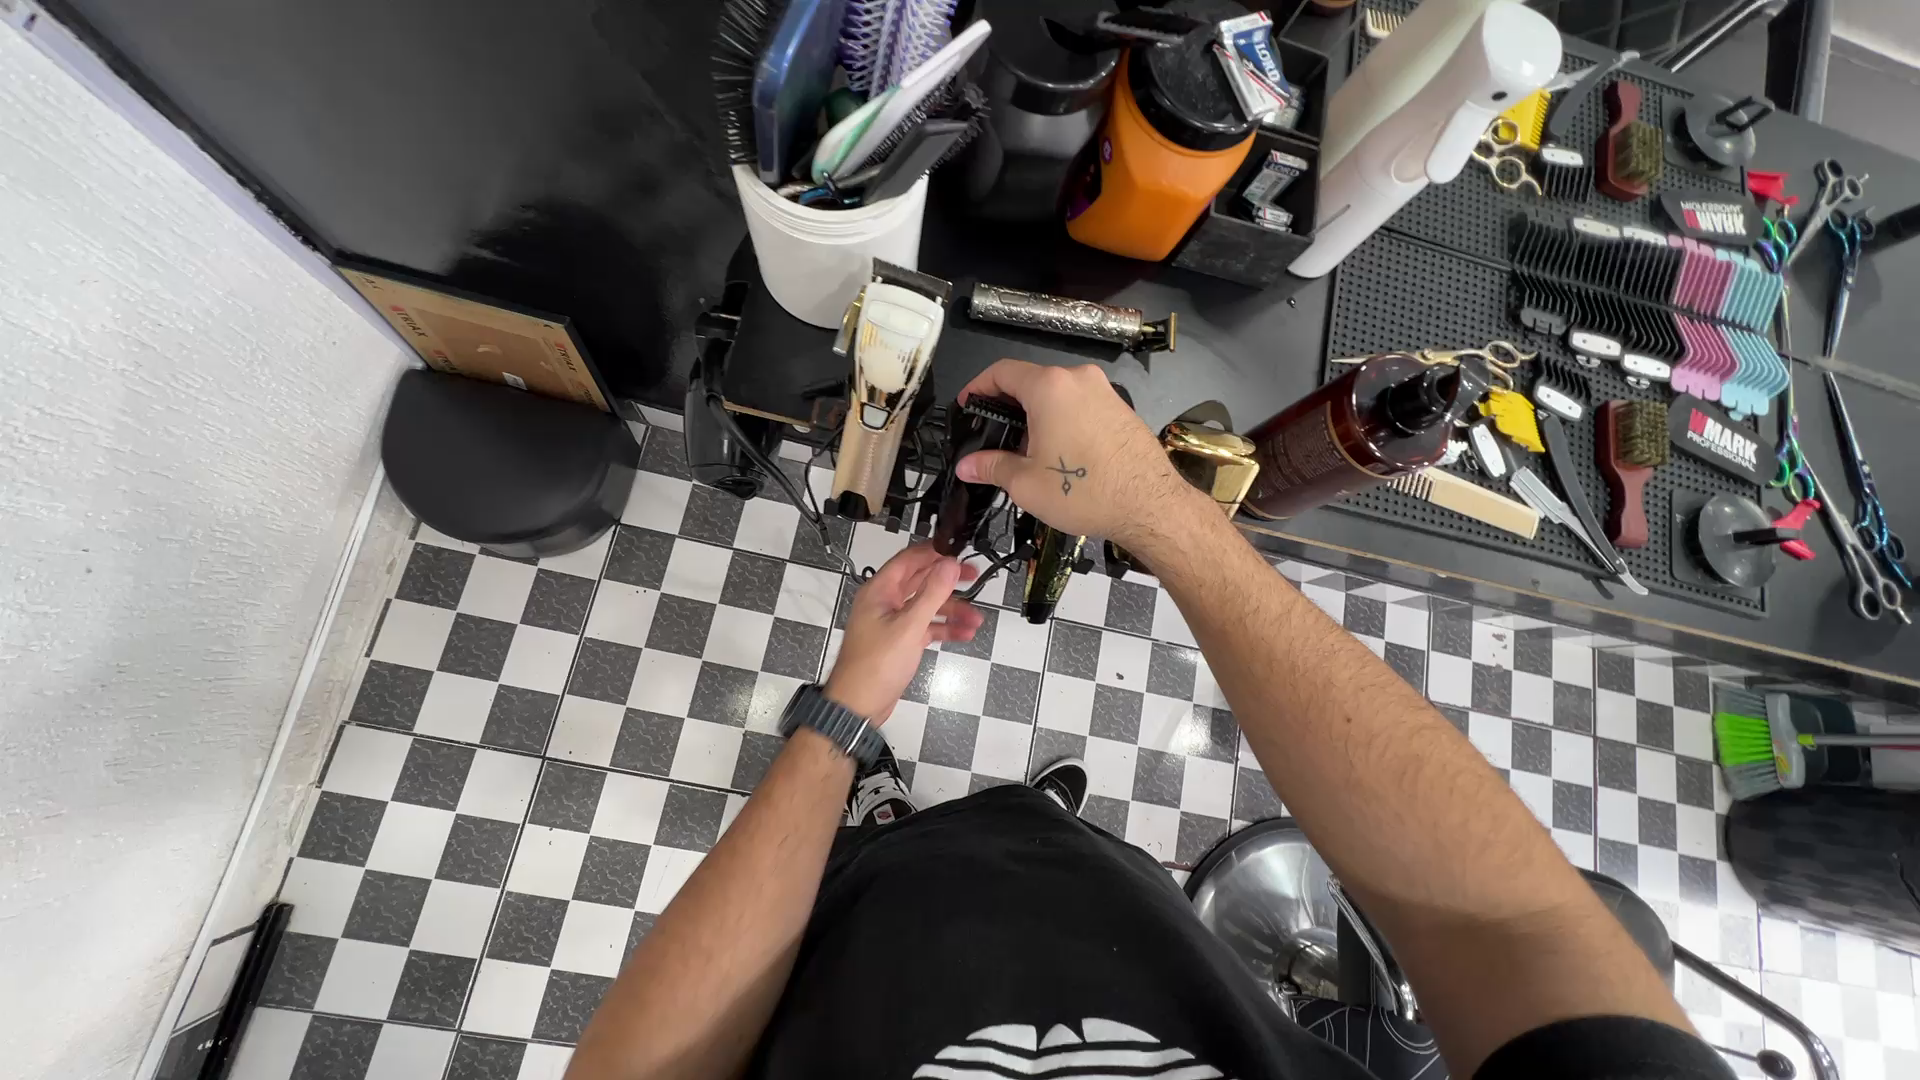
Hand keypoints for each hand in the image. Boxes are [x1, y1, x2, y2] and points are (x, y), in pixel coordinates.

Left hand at [823, 545, 983, 720]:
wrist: (858, 705)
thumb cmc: (876, 665)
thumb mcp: (909, 626)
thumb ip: (932, 594)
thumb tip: (949, 564)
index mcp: (879, 591)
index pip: (909, 559)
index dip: (934, 554)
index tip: (959, 554)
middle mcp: (884, 602)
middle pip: (920, 582)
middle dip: (948, 581)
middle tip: (974, 578)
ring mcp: (892, 622)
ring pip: (926, 606)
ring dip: (951, 610)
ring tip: (976, 618)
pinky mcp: (900, 640)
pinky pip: (925, 627)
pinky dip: (943, 629)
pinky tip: (963, 634)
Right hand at [955, 360, 1196, 548]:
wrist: (1150, 506)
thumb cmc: (1083, 491)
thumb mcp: (1026, 484)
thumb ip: (992, 466)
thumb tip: (966, 466)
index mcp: (1050, 387)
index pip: (1002, 371)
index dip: (978, 386)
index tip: (967, 405)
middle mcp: (1078, 378)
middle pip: (1032, 381)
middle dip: (1008, 405)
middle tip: (993, 435)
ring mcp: (1104, 391)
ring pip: (1058, 394)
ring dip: (1037, 415)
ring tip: (1025, 450)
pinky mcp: (1121, 408)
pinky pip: (1081, 405)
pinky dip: (1063, 419)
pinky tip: (1059, 452)